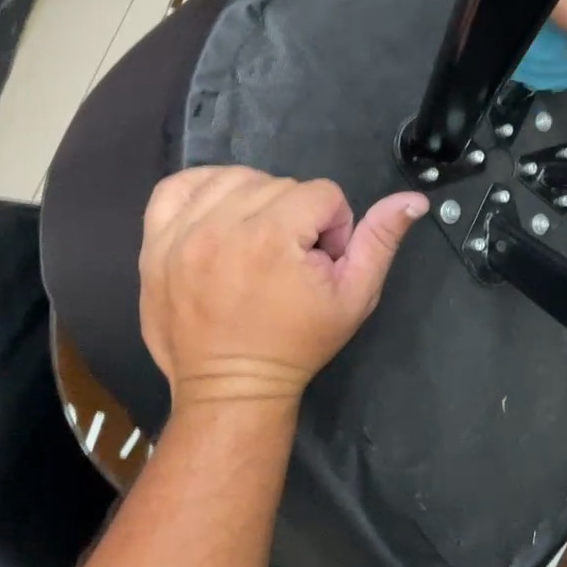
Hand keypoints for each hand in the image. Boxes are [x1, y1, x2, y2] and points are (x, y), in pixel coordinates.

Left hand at [138, 167, 427, 410]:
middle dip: (298, 216)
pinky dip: (204, 190)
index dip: (333, 226)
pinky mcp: (153, 244)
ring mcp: (181, 234)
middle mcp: (222, 226)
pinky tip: (221, 214)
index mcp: (272, 237)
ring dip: (257, 201)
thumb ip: (382, 239)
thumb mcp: (356, 295)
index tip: (321, 263)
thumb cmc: (299, 342)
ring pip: (237, 179)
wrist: (231, 387)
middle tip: (294, 261)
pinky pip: (178, 187)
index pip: (322, 193)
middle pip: (281, 184)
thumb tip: (413, 199)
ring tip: (260, 241)